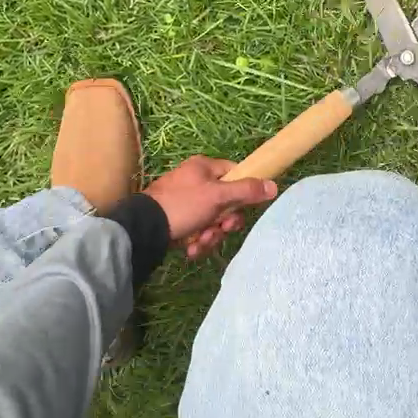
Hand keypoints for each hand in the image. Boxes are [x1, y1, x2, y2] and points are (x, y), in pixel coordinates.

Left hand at [144, 156, 277, 259]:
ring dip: (210, 235)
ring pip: (212, 220)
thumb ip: (246, 191)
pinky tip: (190, 249)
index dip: (243, 193)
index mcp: (204, 168)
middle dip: (224, 222)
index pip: (235, 174)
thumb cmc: (182, 205)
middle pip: (225, 202)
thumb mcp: (217, 197)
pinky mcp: (177, 220)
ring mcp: (185, 202)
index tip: (242, 209)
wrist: (143, 229)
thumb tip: (274, 186)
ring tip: (199, 243)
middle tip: (220, 230)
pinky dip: (196, 241)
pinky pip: (197, 230)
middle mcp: (195, 181)